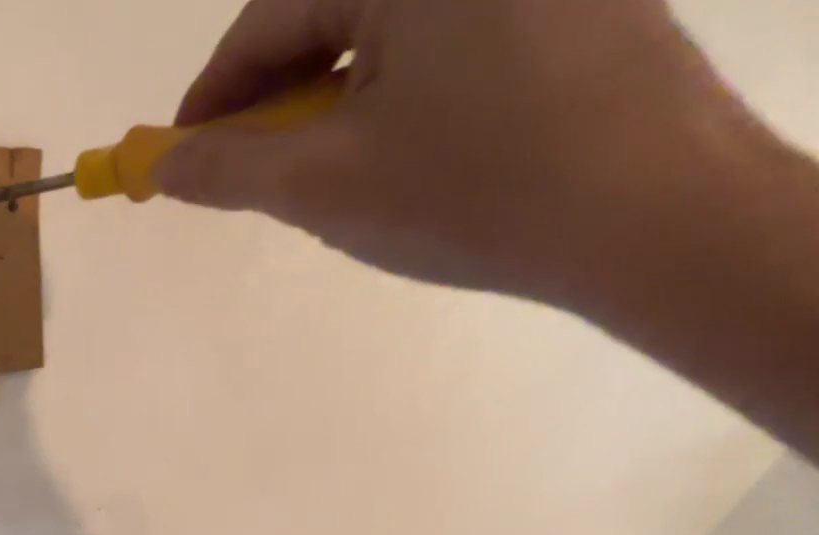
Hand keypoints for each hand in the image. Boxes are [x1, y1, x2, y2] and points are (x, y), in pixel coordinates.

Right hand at [155, 0, 774, 304]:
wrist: (663, 223)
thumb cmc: (469, 192)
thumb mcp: (319, 184)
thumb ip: (223, 170)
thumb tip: (162, 166)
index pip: (267, 20)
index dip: (211, 95)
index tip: (179, 154)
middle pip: (326, 18)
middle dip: (271, 99)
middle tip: (245, 170)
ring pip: (386, 34)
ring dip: (331, 99)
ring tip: (319, 172)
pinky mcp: (579, 9)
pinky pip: (448, 42)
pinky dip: (396, 93)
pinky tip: (397, 151)